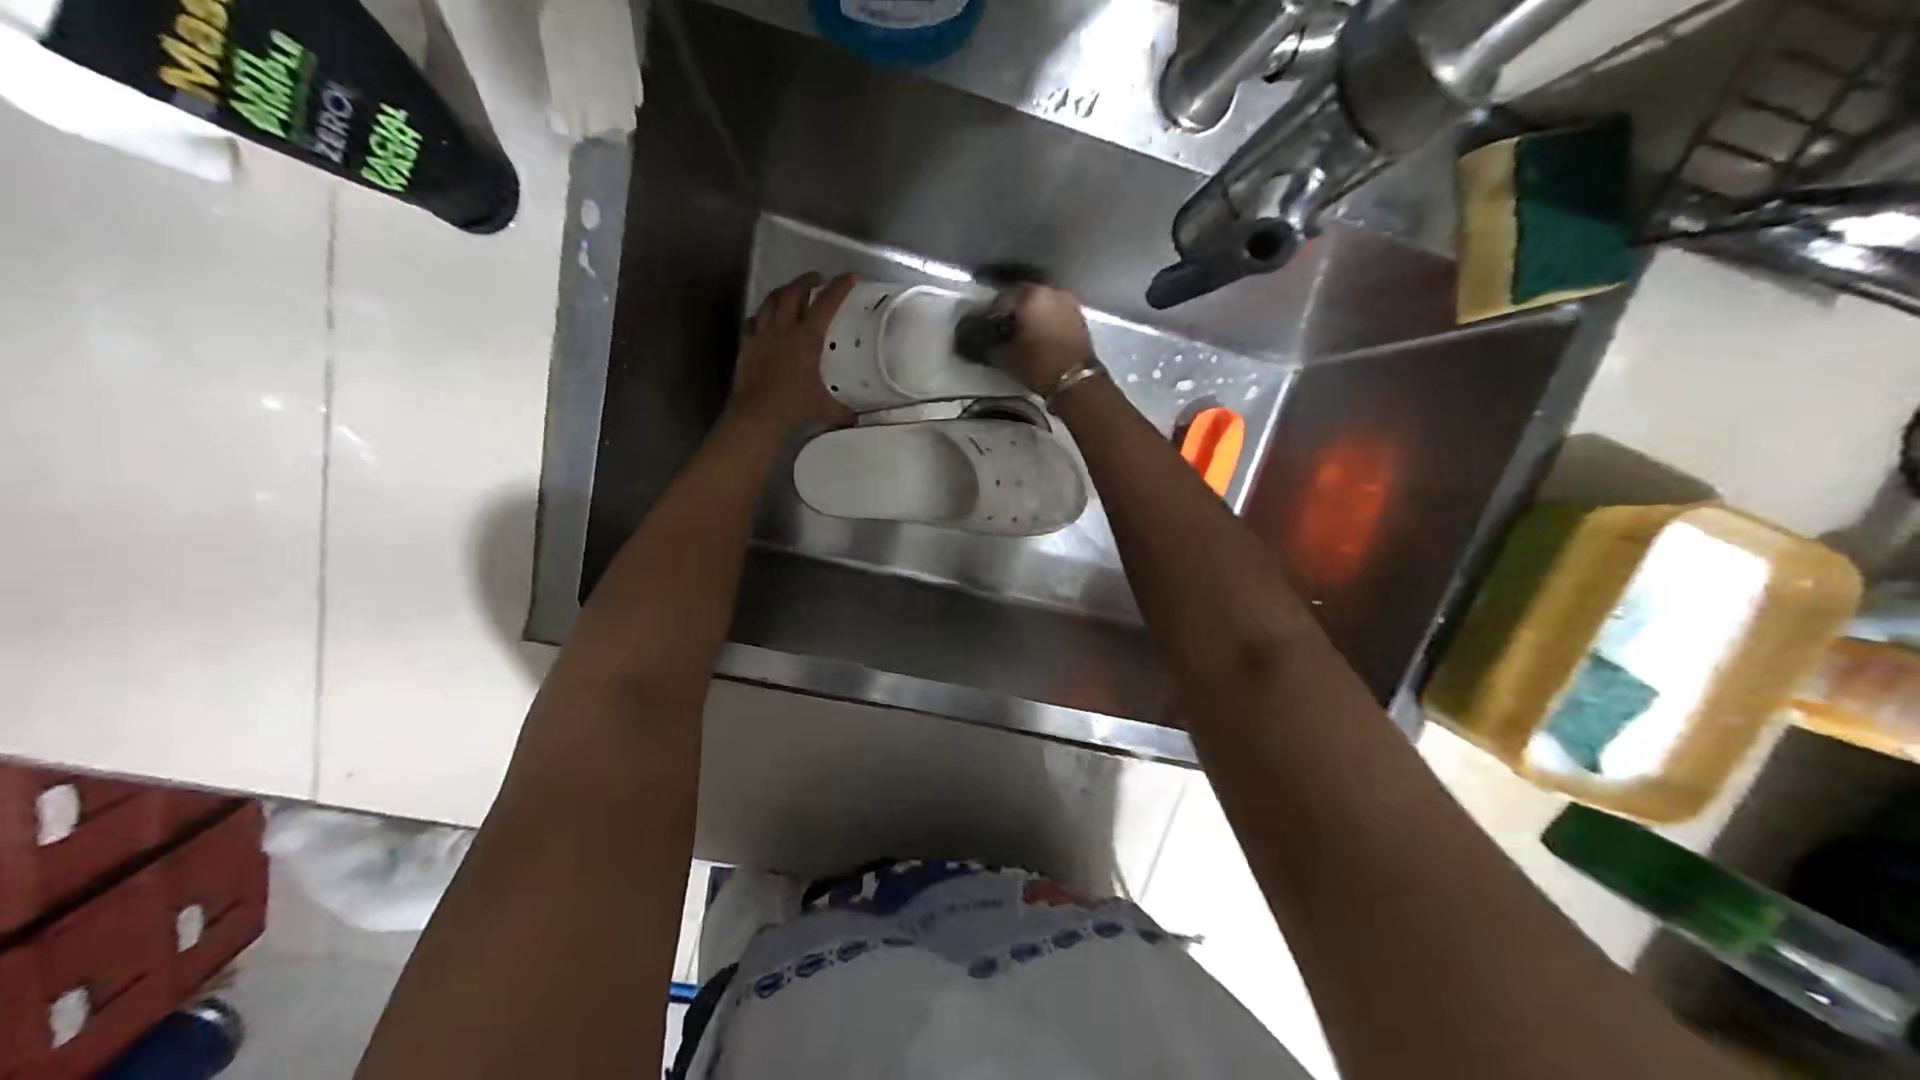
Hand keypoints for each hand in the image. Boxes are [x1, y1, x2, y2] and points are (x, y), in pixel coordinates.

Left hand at [729, 272, 856, 431]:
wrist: (758, 413)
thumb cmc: (796, 406)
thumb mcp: (827, 408)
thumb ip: (844, 410)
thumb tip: (858, 418)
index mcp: (807, 338)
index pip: (827, 303)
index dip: (840, 286)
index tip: (851, 276)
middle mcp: (784, 328)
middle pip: (793, 292)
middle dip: (806, 281)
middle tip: (817, 279)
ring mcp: (762, 334)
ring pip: (770, 301)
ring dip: (782, 291)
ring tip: (790, 291)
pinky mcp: (747, 345)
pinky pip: (752, 322)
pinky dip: (760, 316)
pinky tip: (764, 320)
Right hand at [994, 284, 1095, 391]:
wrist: (1076, 380)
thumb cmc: (1039, 364)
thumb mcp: (1007, 356)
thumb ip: (992, 344)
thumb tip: (986, 341)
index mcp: (1031, 296)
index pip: (1002, 300)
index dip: (992, 315)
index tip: (988, 327)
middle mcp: (1051, 291)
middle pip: (1024, 297)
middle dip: (1014, 311)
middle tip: (1005, 328)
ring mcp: (1068, 301)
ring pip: (1042, 302)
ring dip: (1032, 313)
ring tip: (1023, 331)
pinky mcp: (1079, 314)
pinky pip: (1056, 310)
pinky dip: (1047, 318)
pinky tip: (1040, 333)